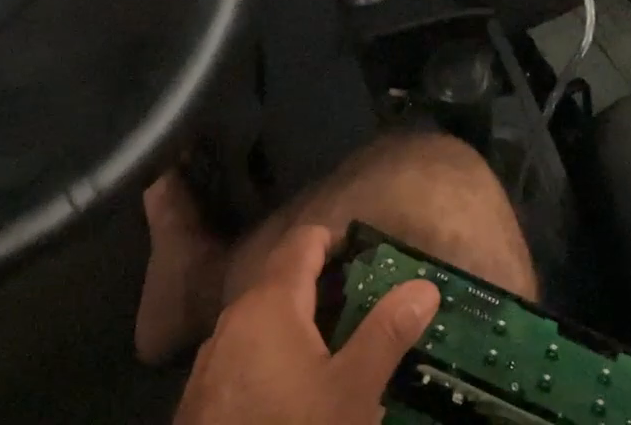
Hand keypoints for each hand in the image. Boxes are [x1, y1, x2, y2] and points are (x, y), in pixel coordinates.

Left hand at [172, 224, 439, 424]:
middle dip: (326, 288)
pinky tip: (299, 388)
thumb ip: (386, 333)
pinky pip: (248, 352)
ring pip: (265, 318)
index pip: (304, 241)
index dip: (338, 240)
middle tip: (367, 307)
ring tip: (341, 349)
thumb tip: (424, 287)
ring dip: (301, 323)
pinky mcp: (206, 391)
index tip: (371, 257)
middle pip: (285, 279)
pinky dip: (277, 353)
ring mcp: (216, 354)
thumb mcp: (351, 390)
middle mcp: (237, 315)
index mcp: (271, 302)